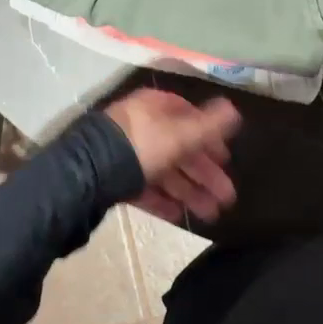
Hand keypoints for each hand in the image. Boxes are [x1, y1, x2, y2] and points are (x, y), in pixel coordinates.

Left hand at [104, 88, 240, 222]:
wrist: (88, 174)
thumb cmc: (141, 145)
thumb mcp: (180, 134)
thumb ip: (208, 125)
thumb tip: (234, 109)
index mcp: (155, 107)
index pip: (189, 116)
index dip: (211, 137)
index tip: (227, 159)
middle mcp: (141, 126)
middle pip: (180, 148)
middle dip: (205, 174)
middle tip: (227, 197)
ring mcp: (126, 153)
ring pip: (165, 172)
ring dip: (190, 192)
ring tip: (211, 215)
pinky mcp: (115, 178)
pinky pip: (146, 188)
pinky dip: (163, 201)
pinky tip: (178, 216)